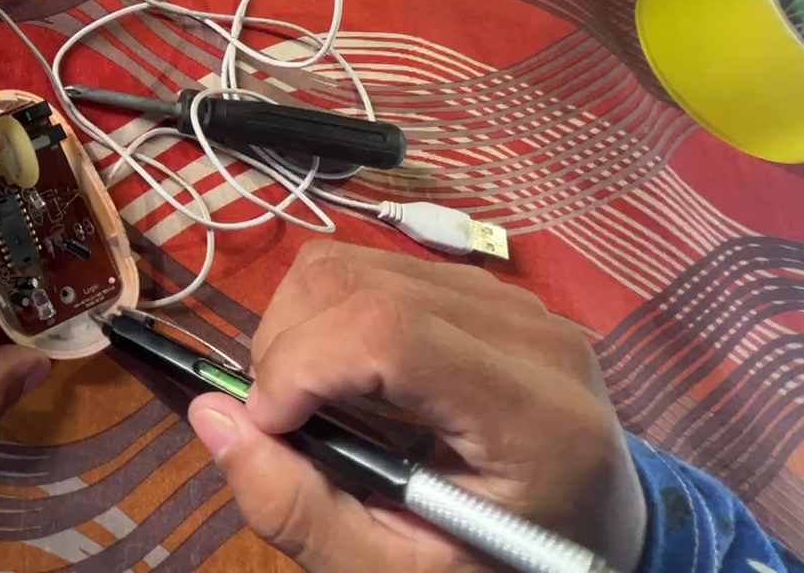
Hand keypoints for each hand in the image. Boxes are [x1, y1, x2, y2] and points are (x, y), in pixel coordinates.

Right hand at [189, 241, 646, 571]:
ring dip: (290, 325)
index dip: (303, 365)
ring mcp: (499, 293)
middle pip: (351, 286)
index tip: (268, 424)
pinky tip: (337, 362)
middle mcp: (525, 331)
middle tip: (282, 417)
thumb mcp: (401, 572)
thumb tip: (211, 414)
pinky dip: (314, 308)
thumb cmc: (498, 562)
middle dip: (282, 348)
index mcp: (537, 417)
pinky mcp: (468, 278)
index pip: (389, 334)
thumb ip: (301, 511)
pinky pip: (354, 261)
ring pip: (339, 264)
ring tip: (306, 391)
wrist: (592, 529)